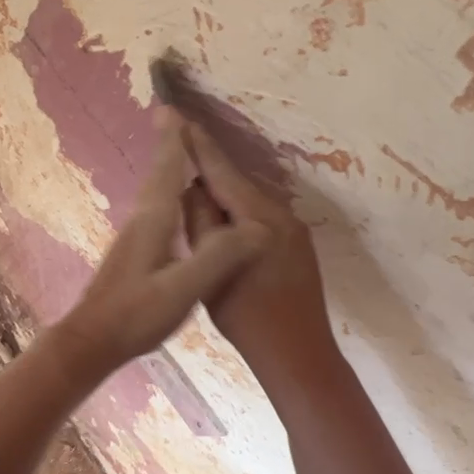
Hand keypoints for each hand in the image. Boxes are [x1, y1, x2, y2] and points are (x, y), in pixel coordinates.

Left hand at [55, 108, 267, 370]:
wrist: (91, 342)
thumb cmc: (134, 316)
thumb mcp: (182, 289)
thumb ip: (217, 258)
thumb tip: (257, 230)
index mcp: (153, 222)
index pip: (167, 171)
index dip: (174, 141)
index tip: (174, 109)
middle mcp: (140, 223)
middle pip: (158, 177)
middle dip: (170, 148)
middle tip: (175, 119)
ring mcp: (132, 241)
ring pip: (154, 195)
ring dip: (167, 171)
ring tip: (180, 156)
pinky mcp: (132, 258)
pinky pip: (154, 214)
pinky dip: (167, 198)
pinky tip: (171, 211)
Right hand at [177, 119, 334, 369]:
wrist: (297, 353)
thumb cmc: (248, 316)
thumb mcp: (211, 269)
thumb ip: (201, 223)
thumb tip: (192, 188)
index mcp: (259, 217)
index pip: (222, 172)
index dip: (198, 146)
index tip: (178, 120)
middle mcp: (281, 215)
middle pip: (236, 183)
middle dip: (206, 167)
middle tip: (177, 149)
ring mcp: (291, 231)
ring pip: (246, 201)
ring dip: (219, 193)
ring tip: (189, 185)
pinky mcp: (294, 247)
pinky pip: (257, 218)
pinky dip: (233, 213)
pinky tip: (216, 220)